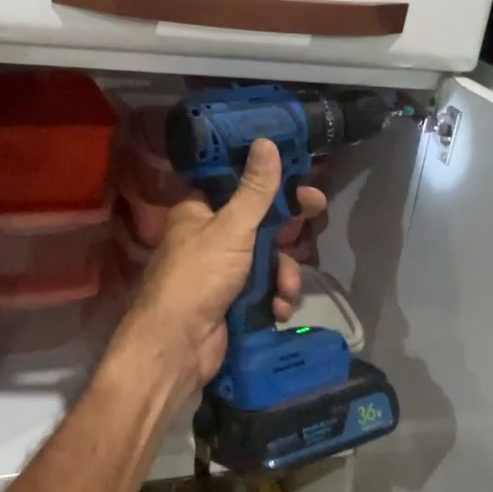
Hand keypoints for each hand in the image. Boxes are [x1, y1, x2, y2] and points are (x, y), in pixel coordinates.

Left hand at [112, 139, 327, 396]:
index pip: (237, 182)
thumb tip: (267, 141)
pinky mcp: (233, 300)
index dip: (269, 179)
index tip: (299, 176)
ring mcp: (222, 270)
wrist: (177, 349)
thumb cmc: (198, 277)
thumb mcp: (231, 228)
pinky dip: (276, 298)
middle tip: (315, 217)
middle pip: (259, 221)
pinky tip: (279, 310)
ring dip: (283, 273)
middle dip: (285, 231)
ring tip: (286, 290)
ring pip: (267, 258)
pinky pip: (265, 289)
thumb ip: (255, 190)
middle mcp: (209, 235)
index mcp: (198, 210)